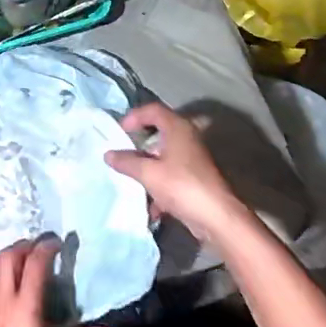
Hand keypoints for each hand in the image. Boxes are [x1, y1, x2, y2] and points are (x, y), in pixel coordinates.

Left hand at [0, 238, 113, 326]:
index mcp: (26, 307)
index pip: (35, 263)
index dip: (46, 247)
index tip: (57, 244)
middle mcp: (3, 299)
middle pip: (9, 255)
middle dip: (25, 246)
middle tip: (39, 249)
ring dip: (6, 257)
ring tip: (20, 261)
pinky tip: (0, 285)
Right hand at [104, 102, 249, 241]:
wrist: (217, 217)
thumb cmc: (181, 186)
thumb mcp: (148, 173)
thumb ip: (127, 162)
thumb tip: (108, 154)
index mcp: (177, 127)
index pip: (152, 110)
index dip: (134, 116)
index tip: (119, 130)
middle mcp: (187, 137)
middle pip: (159, 131)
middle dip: (139, 143)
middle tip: (122, 152)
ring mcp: (193, 158)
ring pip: (164, 155)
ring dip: (148, 167)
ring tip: (132, 180)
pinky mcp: (195, 177)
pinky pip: (172, 174)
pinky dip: (160, 185)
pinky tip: (151, 206)